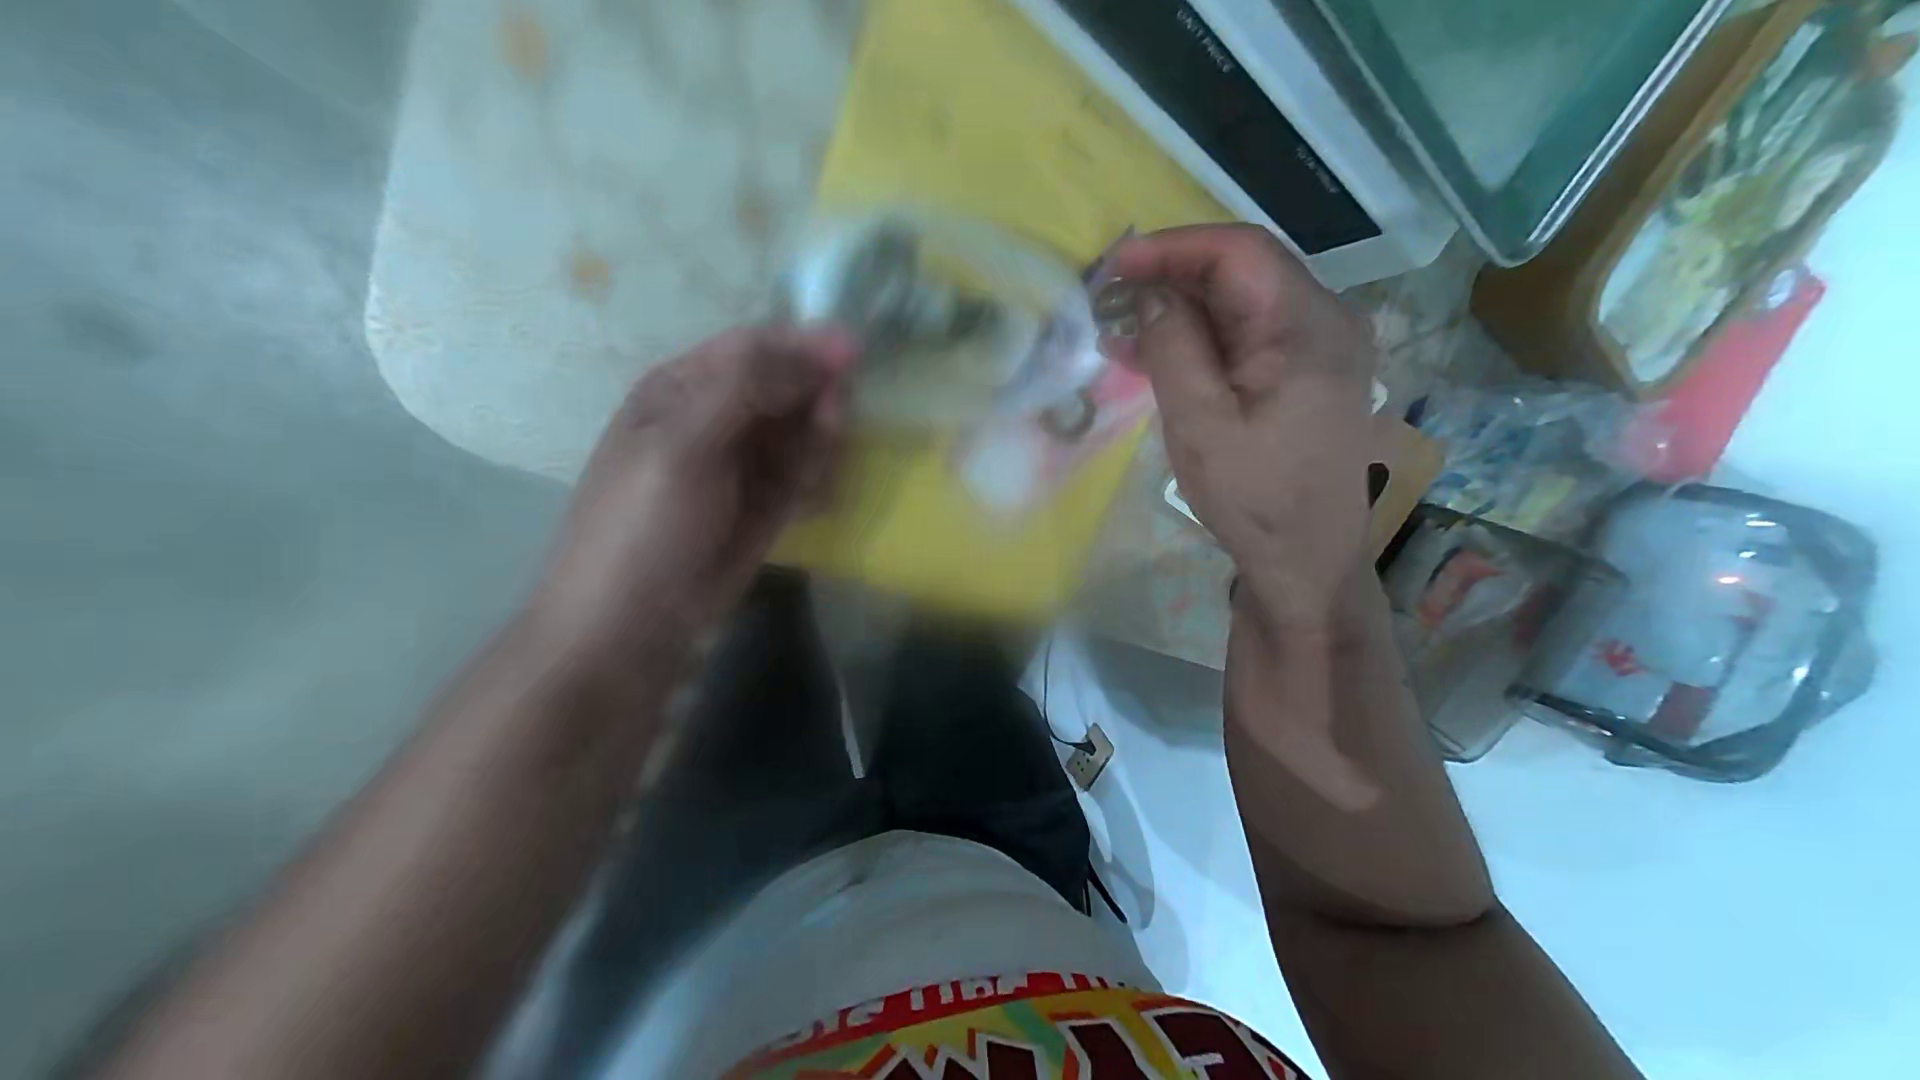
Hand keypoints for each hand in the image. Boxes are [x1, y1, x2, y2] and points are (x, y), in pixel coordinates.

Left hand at [528, 326, 854, 664]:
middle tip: (836, 418)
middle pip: (784, 385)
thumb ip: (747, 389)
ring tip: (814, 469)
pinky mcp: (767, 507)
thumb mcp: (683, 445)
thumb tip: (819, 352)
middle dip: (815, 394)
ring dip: (819, 440)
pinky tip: (815, 496)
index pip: (752, 347)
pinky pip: (804, 474)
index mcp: (682, 389)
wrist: (629, 627)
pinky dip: (817, 477)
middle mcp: (717, 419)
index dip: (803, 344)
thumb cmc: (643, 526)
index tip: (855, 352)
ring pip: (801, 431)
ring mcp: (744, 465)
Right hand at [1106, 225, 1376, 630]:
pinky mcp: (1305, 371)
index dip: (1172, 249)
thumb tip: (1150, 292)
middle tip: (1108, 299)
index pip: (1239, 252)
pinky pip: (1246, 336)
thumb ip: (1174, 349)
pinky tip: (1154, 354)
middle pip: (1242, 272)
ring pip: (1240, 303)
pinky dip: (1200, 339)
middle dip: (1171, 279)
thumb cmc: (1255, 498)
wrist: (1307, 559)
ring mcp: (1320, 346)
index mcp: (1310, 326)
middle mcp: (1326, 320)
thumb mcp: (1201, 425)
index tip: (1114, 265)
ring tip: (1118, 330)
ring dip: (1180, 311)